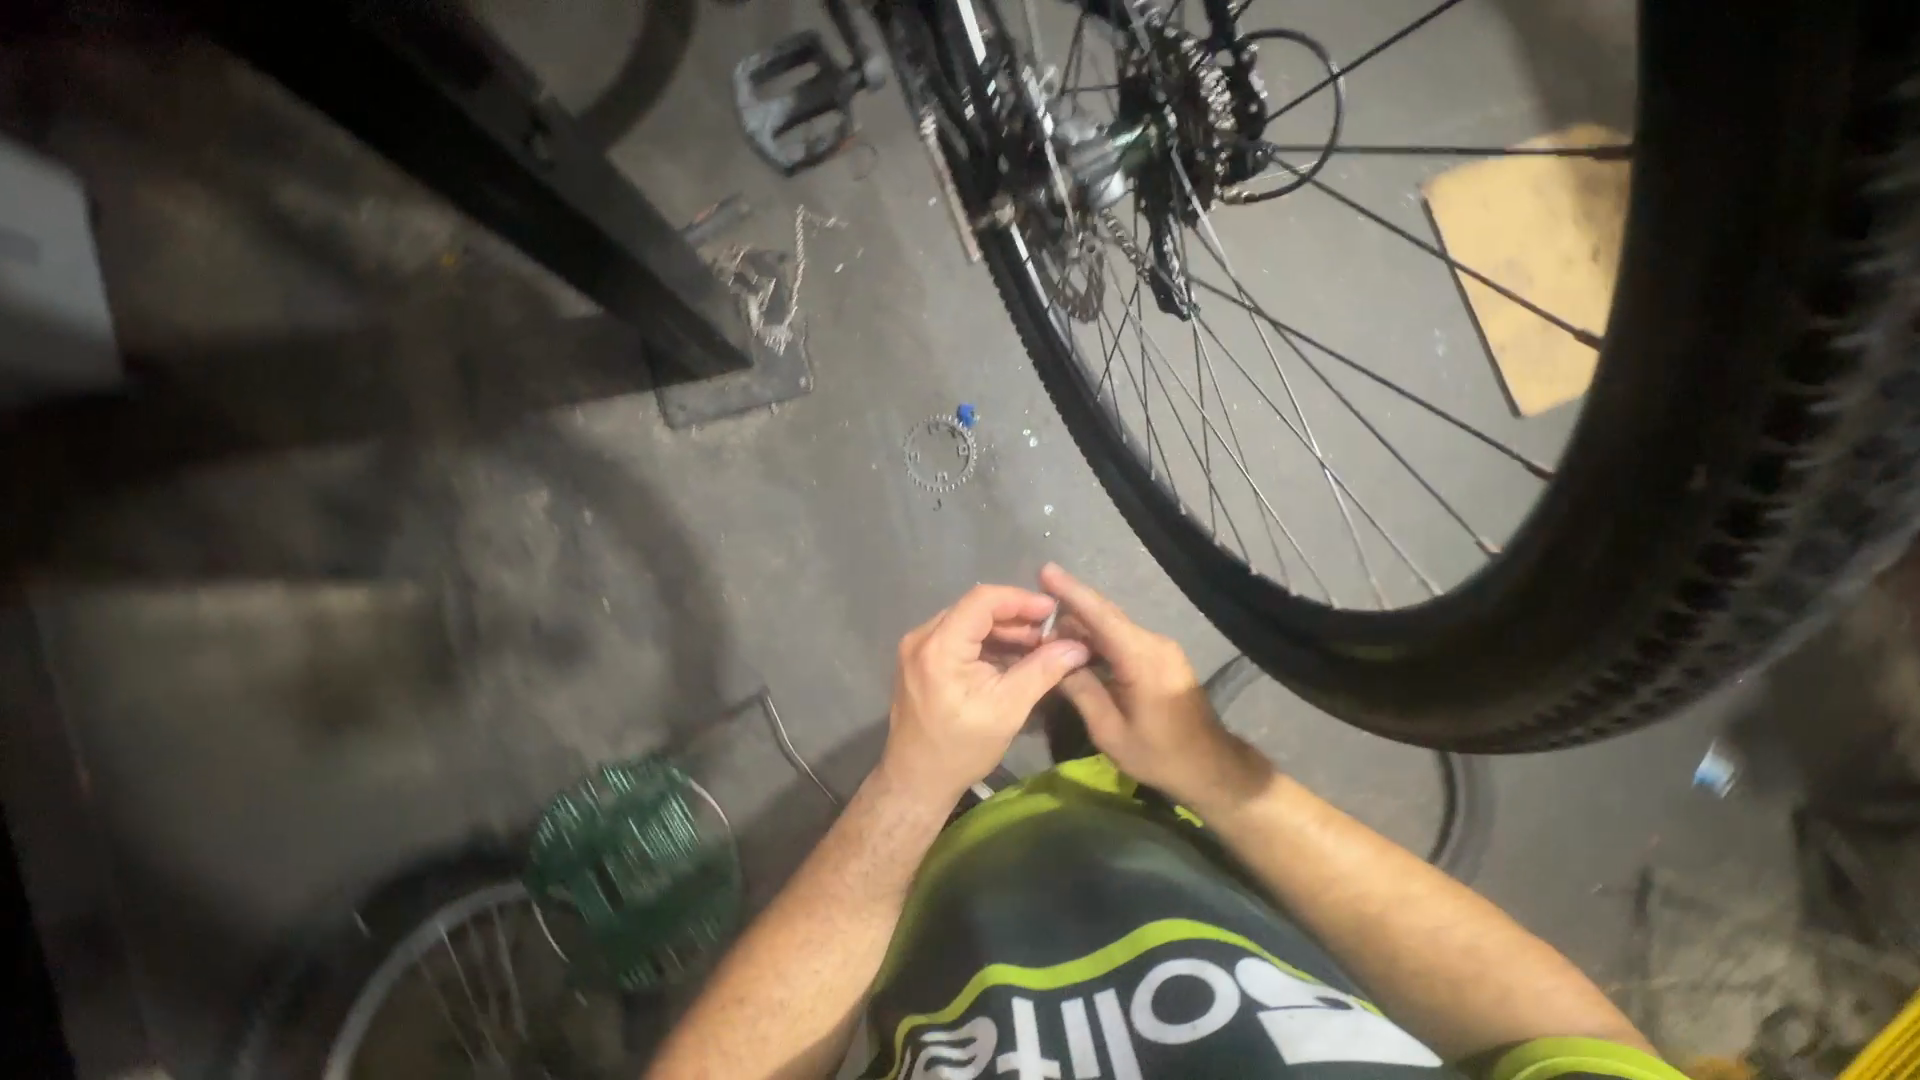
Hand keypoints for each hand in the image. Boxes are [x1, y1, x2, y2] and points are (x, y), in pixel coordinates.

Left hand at [882, 584, 1091, 801]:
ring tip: (1038, 646)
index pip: (982, 600)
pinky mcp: (919, 659)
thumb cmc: (961, 749)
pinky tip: (1012, 657)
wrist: (917, 780)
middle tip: (1050, 633)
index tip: (1052, 611)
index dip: (1020, 600)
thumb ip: (1042, 671)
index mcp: (939, 647)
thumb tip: (1078, 646)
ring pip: (967, 622)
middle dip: (1015, 617)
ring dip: (1002, 630)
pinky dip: (985, 643)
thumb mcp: (1008, 709)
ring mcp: (917, 648)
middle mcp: (922, 638)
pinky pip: (957, 637)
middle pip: (974, 609)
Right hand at [1040, 563, 1274, 817]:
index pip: (1100, 614)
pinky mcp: (1161, 658)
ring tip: (1045, 632)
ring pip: (1113, 627)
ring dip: (1081, 627)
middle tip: (1032, 611)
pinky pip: (1123, 639)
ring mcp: (1160, 649)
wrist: (1211, 768)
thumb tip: (1053, 657)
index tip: (1044, 570)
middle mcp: (1153, 642)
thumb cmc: (1159, 754)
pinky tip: (1075, 649)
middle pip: (1105, 615)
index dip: (1070, 591)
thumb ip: (1080, 690)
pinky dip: (1097, 640)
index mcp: (1141, 657)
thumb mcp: (1109, 730)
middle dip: (1069, 607)